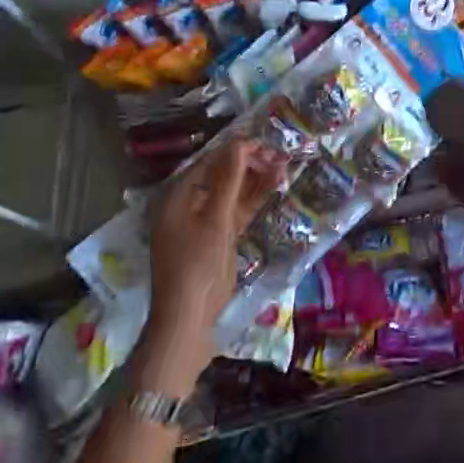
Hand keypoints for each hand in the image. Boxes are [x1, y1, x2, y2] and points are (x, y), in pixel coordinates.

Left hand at [139, 140, 285, 394]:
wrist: (189, 318)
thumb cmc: (196, 265)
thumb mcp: (214, 220)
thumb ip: (229, 181)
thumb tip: (240, 145)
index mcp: (178, 195)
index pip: (210, 162)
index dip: (237, 151)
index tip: (267, 144)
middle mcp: (189, 204)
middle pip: (221, 176)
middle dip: (250, 165)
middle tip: (280, 157)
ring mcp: (204, 223)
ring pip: (232, 194)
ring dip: (256, 182)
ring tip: (285, 167)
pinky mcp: (218, 238)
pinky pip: (236, 212)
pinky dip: (253, 201)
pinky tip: (275, 188)